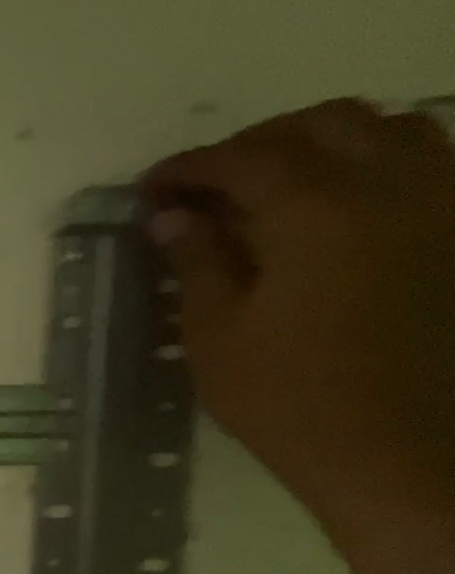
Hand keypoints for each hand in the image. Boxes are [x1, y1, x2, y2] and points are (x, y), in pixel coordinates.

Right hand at [141, 99, 454, 520]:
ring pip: (391, 129)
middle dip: (256, 143)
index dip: (188, 167)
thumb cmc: (290, 398)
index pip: (244, 159)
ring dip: (321, 144)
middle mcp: (397, 185)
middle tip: (208, 185)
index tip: (148, 189)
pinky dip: (375, 164)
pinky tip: (339, 205)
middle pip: (324, 123)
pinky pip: (431, 163)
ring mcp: (448, 203)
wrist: (405, 450)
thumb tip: (171, 215)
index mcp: (320, 213)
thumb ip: (196, 262)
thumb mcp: (216, 335)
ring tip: (275, 186)